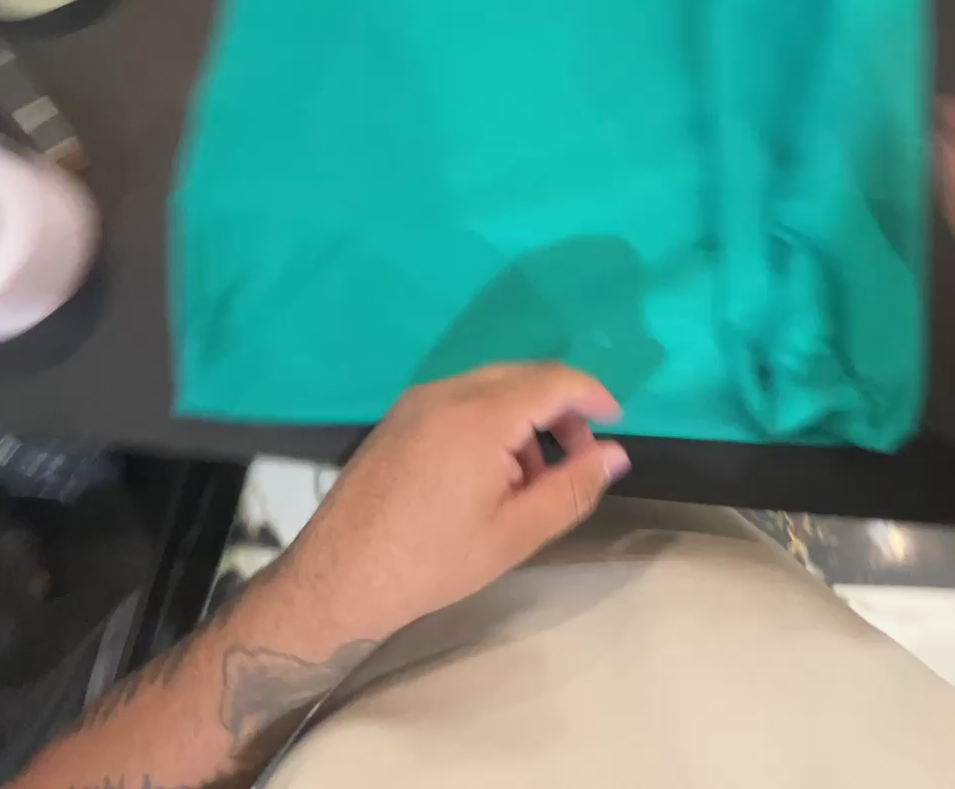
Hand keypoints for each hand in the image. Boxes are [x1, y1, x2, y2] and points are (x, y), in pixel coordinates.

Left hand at [275, 362, 629, 640]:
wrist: (337, 577)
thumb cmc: (433, 560)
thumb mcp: (516, 532)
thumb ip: (573, 488)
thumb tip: (616, 453)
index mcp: (480, 415)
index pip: (553, 380)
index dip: (592, 394)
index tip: (616, 419)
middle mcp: (448, 392)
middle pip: (523, 376)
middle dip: (560, 407)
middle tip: (579, 454)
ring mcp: (419, 400)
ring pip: (493, 385)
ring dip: (526, 415)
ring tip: (532, 476)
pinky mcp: (401, 415)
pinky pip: (463, 398)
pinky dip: (493, 419)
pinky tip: (491, 470)